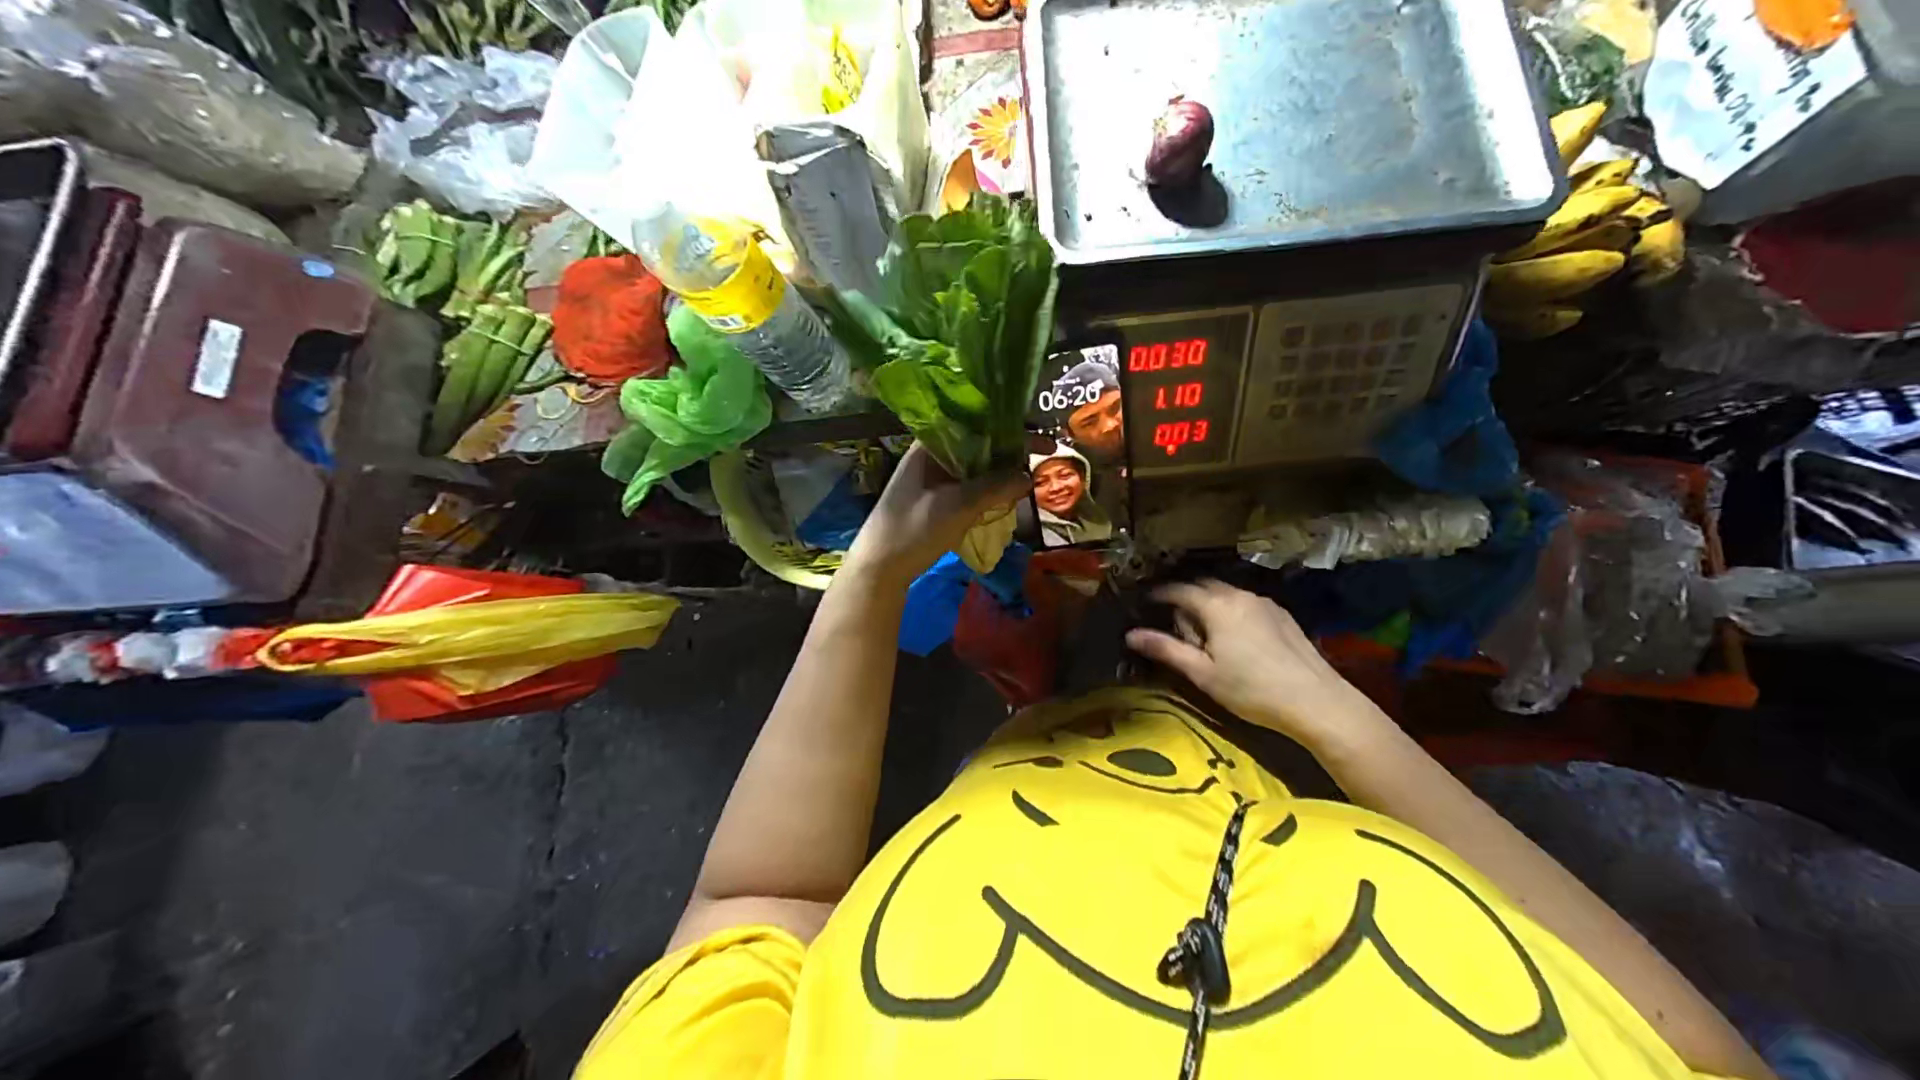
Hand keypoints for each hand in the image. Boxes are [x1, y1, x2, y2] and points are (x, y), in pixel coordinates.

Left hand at [842, 443, 1027, 590]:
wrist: (879, 569)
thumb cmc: (912, 531)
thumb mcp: (957, 506)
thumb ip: (994, 487)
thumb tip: (1028, 475)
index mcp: (931, 445)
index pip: (978, 423)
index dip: (1013, 429)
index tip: (1045, 441)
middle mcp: (933, 455)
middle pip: (981, 444)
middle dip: (1012, 451)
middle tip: (1044, 462)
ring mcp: (934, 478)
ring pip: (978, 467)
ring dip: (1003, 472)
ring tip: (1029, 481)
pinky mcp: (937, 499)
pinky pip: (971, 486)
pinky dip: (990, 490)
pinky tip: (1007, 499)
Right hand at [1125, 579, 1395, 750]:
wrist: (1316, 702)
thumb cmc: (1251, 689)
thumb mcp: (1202, 673)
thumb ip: (1166, 649)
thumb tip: (1131, 634)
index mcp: (1217, 606)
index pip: (1179, 590)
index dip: (1160, 594)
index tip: (1146, 602)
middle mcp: (1240, 596)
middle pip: (1204, 587)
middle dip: (1186, 600)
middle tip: (1177, 627)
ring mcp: (1265, 604)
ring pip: (1227, 595)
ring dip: (1210, 607)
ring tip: (1207, 638)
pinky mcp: (1283, 616)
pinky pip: (1246, 604)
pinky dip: (1232, 613)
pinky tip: (1236, 641)